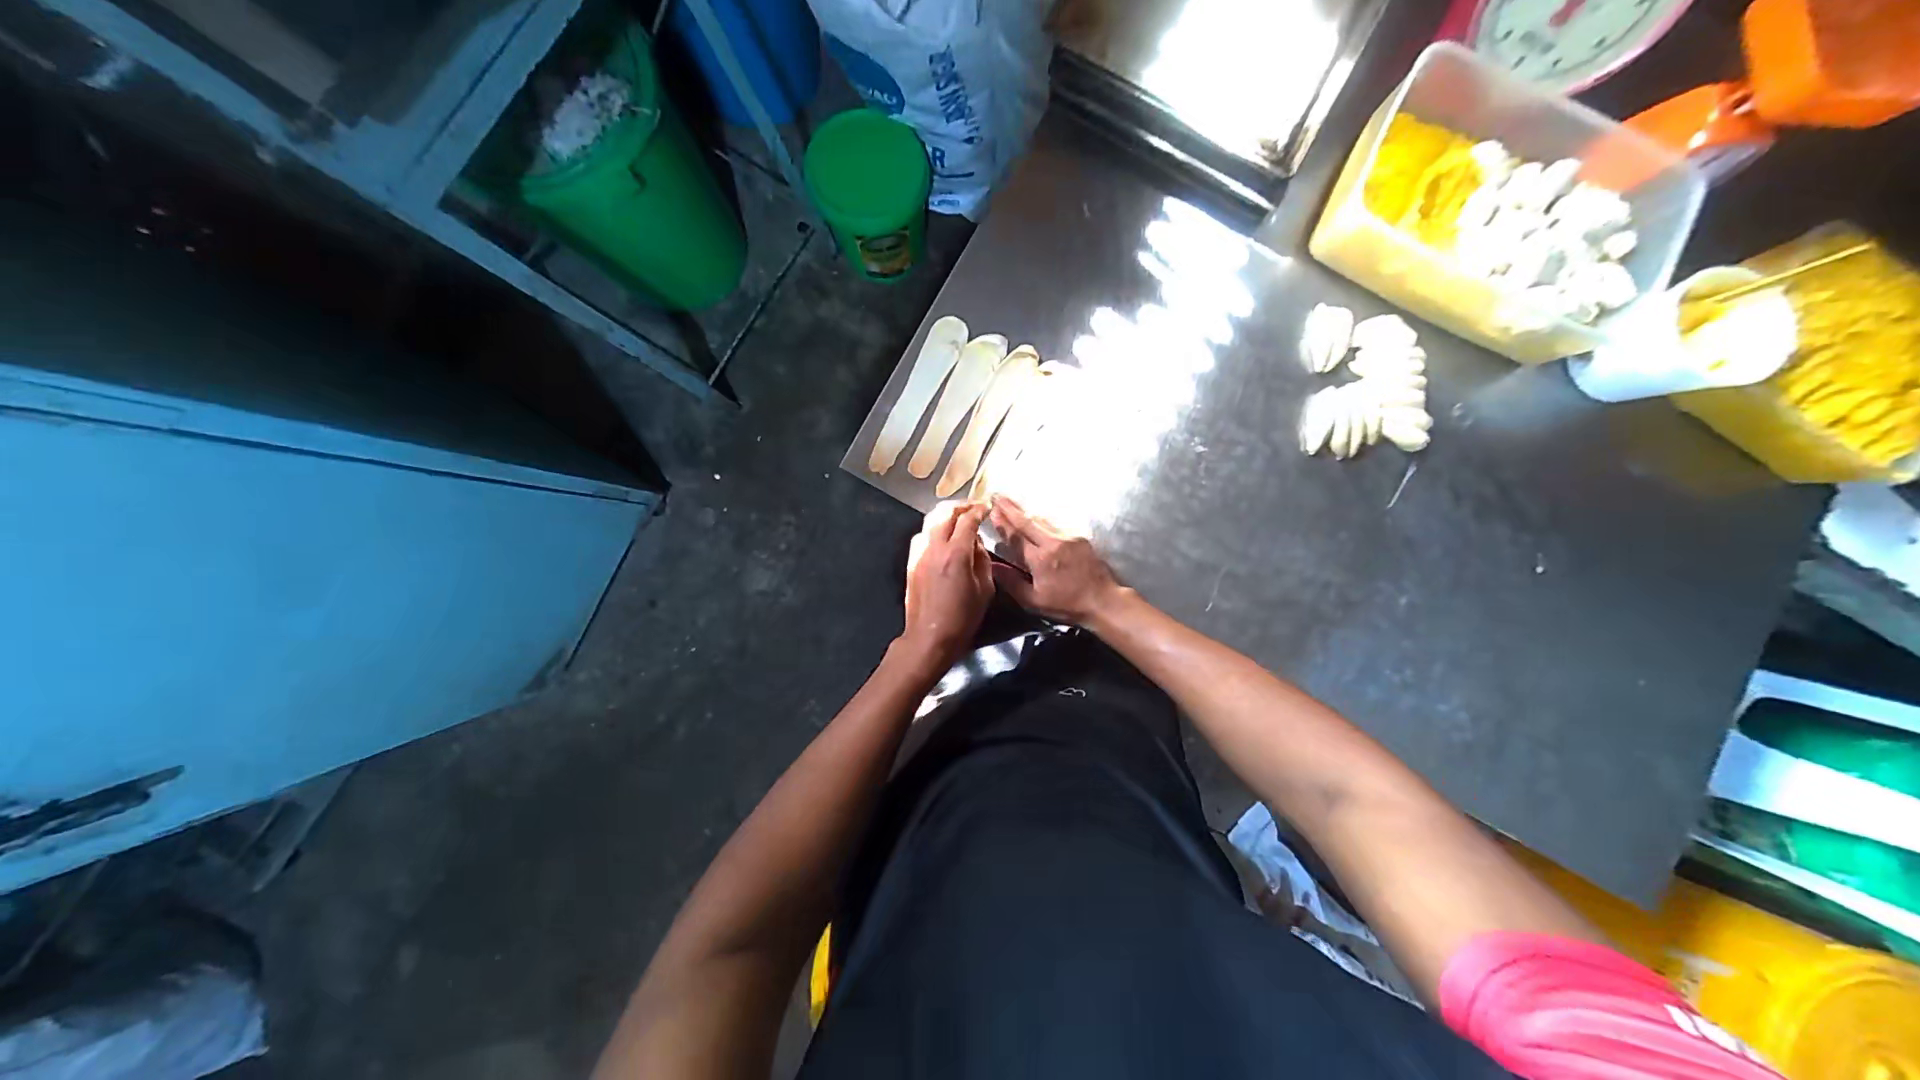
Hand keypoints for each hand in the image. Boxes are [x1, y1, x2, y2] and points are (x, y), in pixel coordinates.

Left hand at [901, 501, 994, 668]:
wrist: (930, 636)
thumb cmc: (963, 618)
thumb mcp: (985, 589)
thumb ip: (982, 559)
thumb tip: (976, 543)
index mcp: (956, 554)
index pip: (967, 519)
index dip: (979, 509)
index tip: (987, 507)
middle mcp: (934, 548)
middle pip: (945, 513)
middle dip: (961, 506)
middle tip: (973, 507)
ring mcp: (919, 554)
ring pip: (930, 521)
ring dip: (945, 515)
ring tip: (958, 518)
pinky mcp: (911, 562)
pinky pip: (922, 535)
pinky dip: (934, 528)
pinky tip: (942, 536)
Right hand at [987, 496, 1125, 625]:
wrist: (1103, 600)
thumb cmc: (1067, 605)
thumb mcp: (1034, 601)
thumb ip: (1012, 582)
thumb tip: (994, 566)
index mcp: (1040, 559)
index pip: (1016, 536)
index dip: (1002, 523)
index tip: (992, 510)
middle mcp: (1053, 543)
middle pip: (1027, 521)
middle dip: (1010, 508)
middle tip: (997, 495)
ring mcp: (1068, 538)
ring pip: (1042, 521)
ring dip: (1026, 512)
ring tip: (1012, 504)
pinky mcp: (1080, 538)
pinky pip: (1055, 526)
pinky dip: (1041, 521)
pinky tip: (1036, 520)